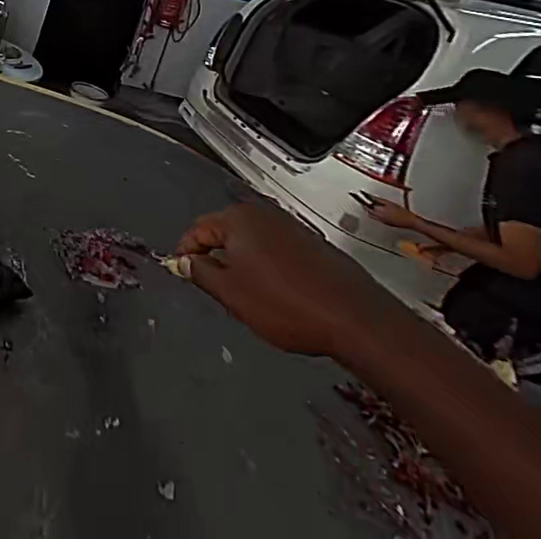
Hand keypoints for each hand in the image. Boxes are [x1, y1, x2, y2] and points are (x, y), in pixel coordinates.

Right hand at [175, 201, 410, 358]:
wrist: (358, 322)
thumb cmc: (292, 306)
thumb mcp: (229, 292)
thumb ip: (199, 272)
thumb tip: (185, 262)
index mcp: (239, 220)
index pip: (197, 229)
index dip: (185, 252)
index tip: (182, 269)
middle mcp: (266, 217)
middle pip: (225, 233)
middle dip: (216, 257)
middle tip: (214, 285)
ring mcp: (293, 229)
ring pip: (253, 243)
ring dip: (244, 263)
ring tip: (249, 294)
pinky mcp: (315, 246)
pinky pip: (278, 251)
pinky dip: (270, 268)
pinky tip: (278, 294)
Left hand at [361, 194, 425, 231]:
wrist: (410, 221)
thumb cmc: (402, 212)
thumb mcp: (389, 203)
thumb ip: (377, 200)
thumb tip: (369, 196)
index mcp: (378, 210)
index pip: (365, 204)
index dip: (360, 198)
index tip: (356, 194)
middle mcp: (377, 216)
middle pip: (366, 209)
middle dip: (363, 203)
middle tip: (361, 198)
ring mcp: (380, 220)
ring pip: (369, 213)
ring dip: (367, 208)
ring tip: (367, 203)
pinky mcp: (384, 222)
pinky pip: (374, 217)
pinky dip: (372, 212)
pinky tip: (375, 209)